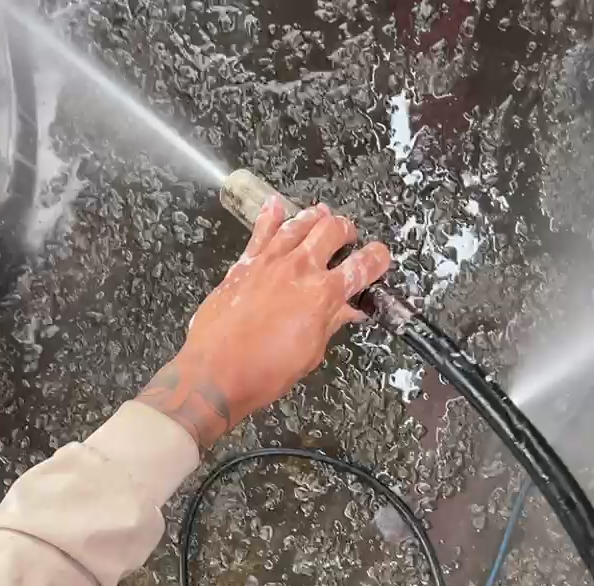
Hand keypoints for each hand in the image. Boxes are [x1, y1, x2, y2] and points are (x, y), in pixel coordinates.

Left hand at [135, 197, 392, 446]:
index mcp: (322, 295)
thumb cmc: (262, 372)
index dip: (377, 260)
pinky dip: (270, 215)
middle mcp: (299, 269)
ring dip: (314, 217)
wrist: (215, 372)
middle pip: (332, 230)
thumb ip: (329, 324)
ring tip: (321, 215)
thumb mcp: (309, 354)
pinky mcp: (243, 266)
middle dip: (345, 231)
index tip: (378, 260)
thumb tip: (348, 310)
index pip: (362, 266)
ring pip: (298, 223)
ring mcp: (269, 263)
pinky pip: (259, 232)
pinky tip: (275, 204)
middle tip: (346, 239)